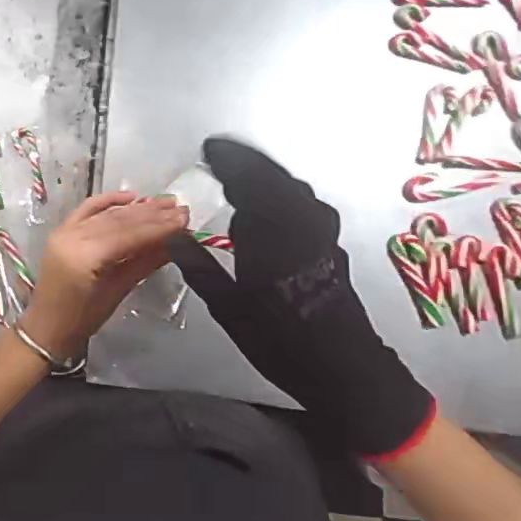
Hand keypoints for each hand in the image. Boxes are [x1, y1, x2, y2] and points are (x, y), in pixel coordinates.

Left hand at [19, 191, 189, 360]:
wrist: (46, 327)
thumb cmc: (82, 319)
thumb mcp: (117, 292)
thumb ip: (144, 263)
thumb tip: (174, 243)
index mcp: (83, 257)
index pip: (128, 234)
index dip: (158, 226)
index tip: (184, 219)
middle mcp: (72, 237)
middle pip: (118, 220)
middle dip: (152, 214)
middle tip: (181, 209)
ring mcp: (64, 232)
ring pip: (106, 214)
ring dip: (136, 208)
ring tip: (165, 203)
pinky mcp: (61, 232)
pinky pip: (86, 210)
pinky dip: (108, 201)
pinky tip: (131, 196)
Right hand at [167, 137, 434, 457]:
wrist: (346, 369)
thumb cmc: (283, 344)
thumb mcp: (231, 311)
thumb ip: (202, 270)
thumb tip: (174, 238)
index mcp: (272, 238)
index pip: (250, 183)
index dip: (229, 163)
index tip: (209, 151)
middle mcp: (301, 227)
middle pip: (273, 179)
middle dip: (246, 163)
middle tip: (219, 156)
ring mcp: (321, 234)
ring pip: (292, 191)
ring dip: (265, 177)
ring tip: (238, 176)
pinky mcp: (330, 245)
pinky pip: (303, 206)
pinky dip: (281, 194)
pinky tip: (268, 205)